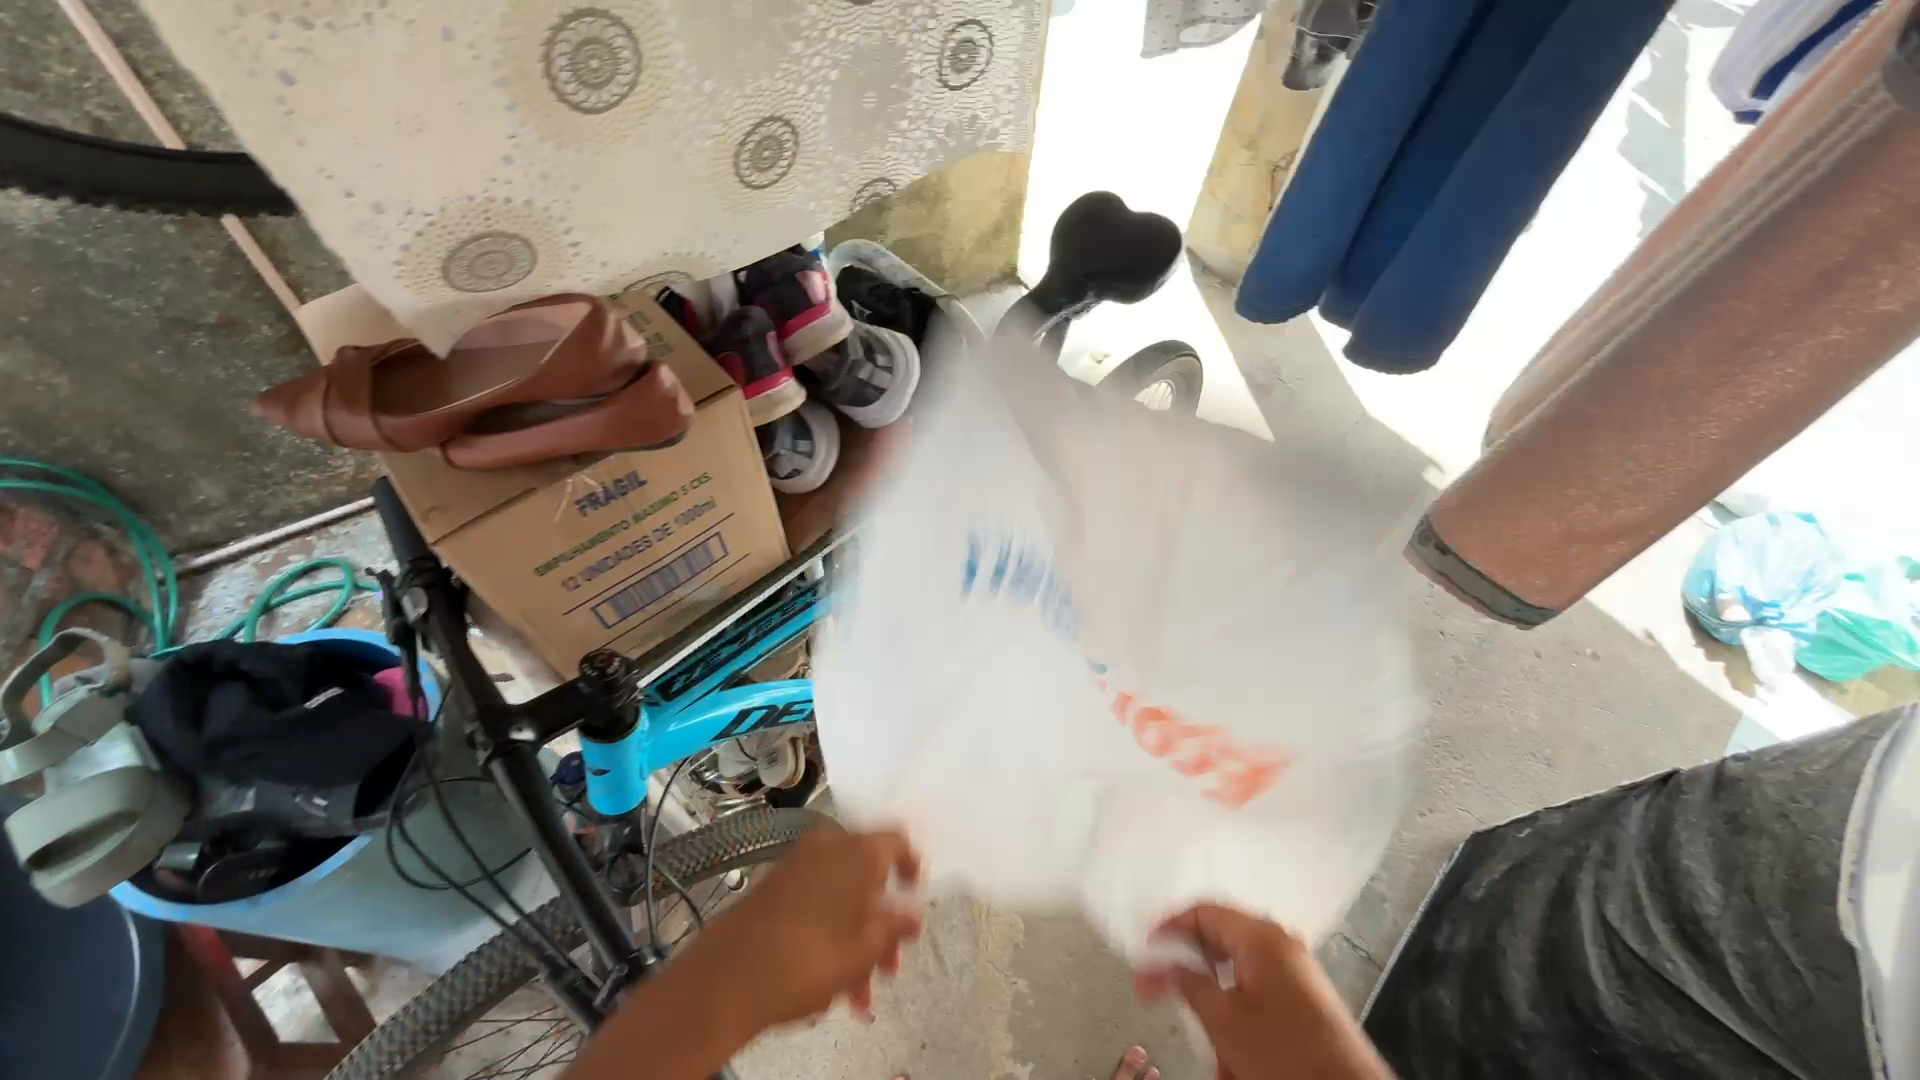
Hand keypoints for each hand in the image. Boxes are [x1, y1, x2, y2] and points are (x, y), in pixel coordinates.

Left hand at [674, 825, 923, 1033]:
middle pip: (869, 875)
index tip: (915, 897)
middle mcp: (828, 846)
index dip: (912, 867)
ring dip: (856, 937)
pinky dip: (829, 932)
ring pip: (842, 895)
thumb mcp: (864, 950)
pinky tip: (830, 981)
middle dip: (882, 922)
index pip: (898, 840)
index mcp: (857, 850)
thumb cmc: (809, 958)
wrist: (728, 976)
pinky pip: (816, 901)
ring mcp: (797, 864)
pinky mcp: (774, 885)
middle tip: (890, 964)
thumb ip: (894, 927)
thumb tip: (913, 914)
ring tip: (859, 991)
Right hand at [1135, 904, 1391, 1079]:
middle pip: (1218, 941)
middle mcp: (1281, 945)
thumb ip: (1185, 982)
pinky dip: (1236, 1016)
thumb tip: (1159, 962)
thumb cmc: (1290, 1055)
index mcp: (1263, 936)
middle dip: (1191, 972)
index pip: (1203, 911)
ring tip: (1214, 1043)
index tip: (1146, 948)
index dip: (1169, 928)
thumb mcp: (1222, 1018)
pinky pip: (1254, 995)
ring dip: (1215, 1004)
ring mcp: (1294, 971)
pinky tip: (1234, 1053)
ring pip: (1234, 974)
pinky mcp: (1302, 999)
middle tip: (1161, 988)